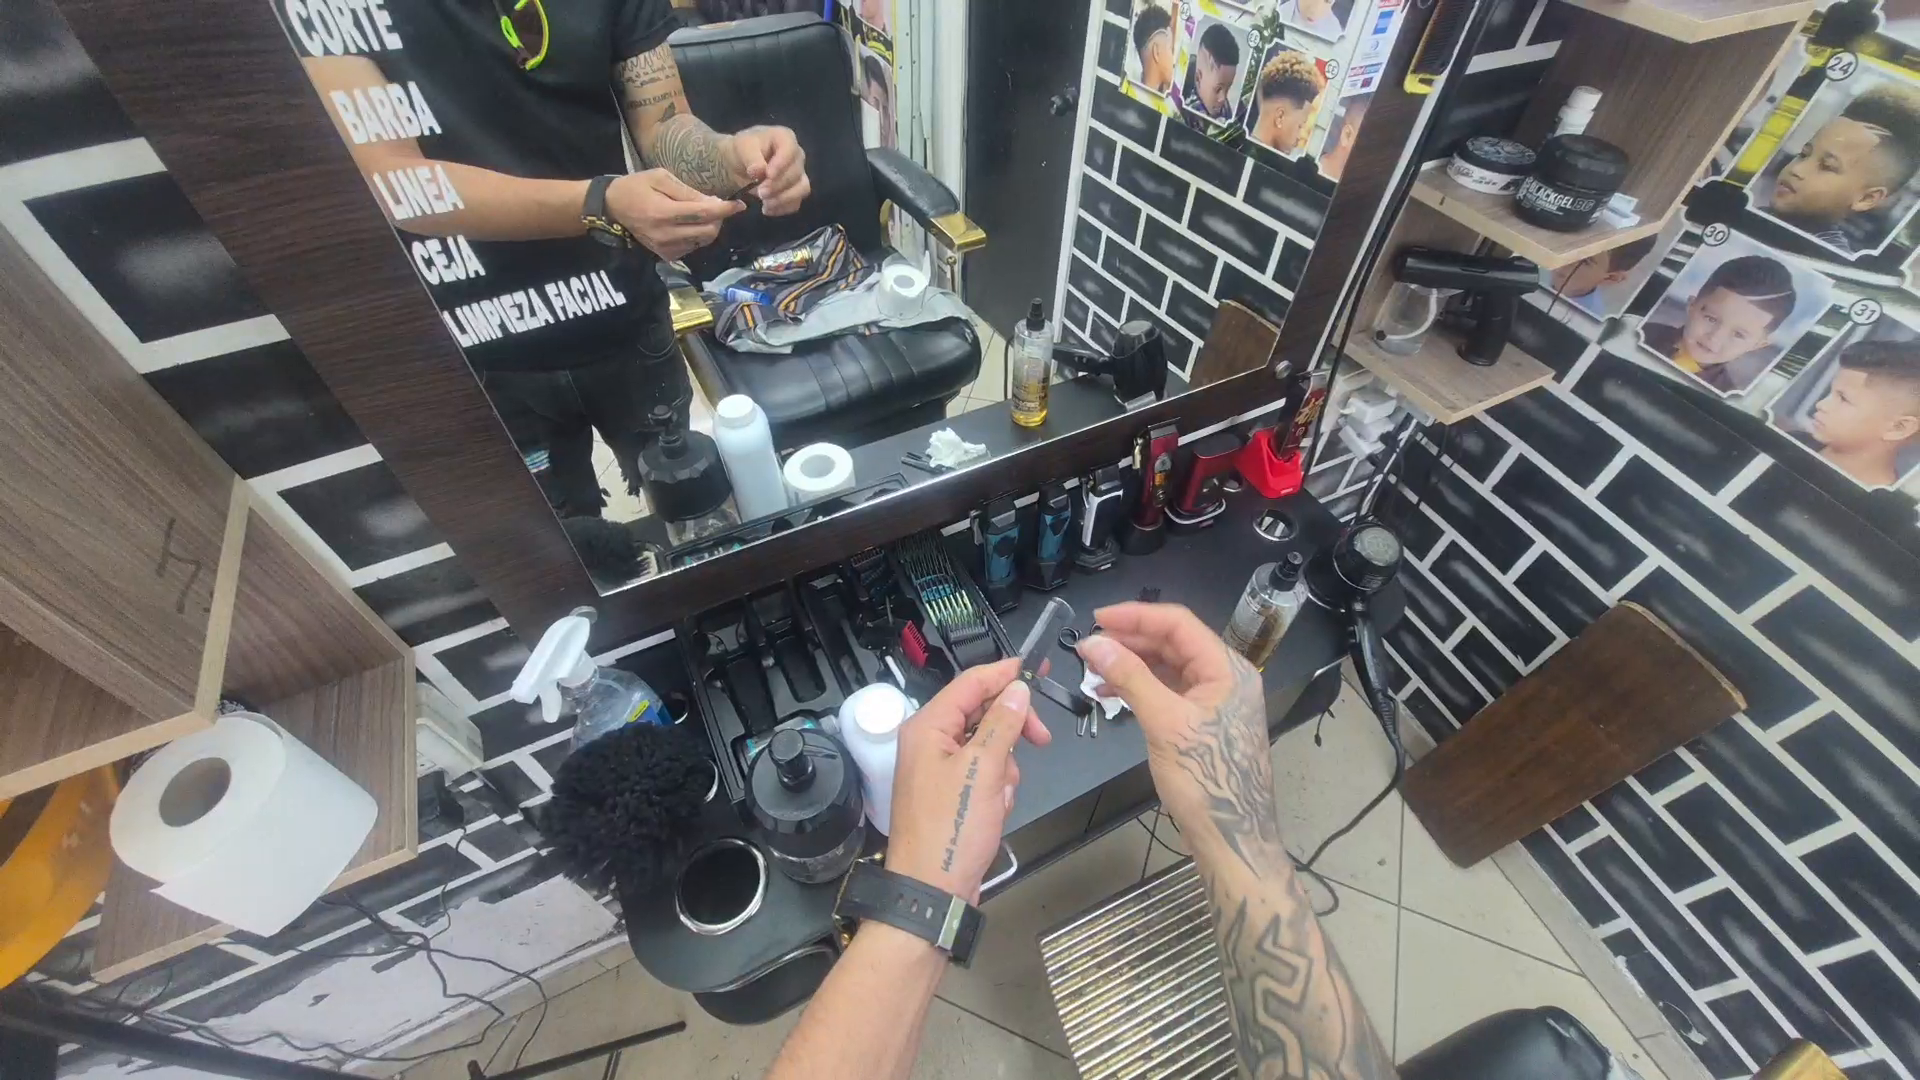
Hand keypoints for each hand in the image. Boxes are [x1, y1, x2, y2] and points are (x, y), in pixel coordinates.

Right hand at [604, 169, 743, 259]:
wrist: (614, 209)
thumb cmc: (637, 187)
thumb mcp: (660, 178)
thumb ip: (688, 192)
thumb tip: (713, 202)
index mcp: (664, 213)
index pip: (703, 214)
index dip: (724, 209)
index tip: (739, 204)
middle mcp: (667, 235)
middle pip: (708, 231)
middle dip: (718, 218)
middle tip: (715, 206)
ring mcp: (668, 249)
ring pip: (703, 240)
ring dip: (708, 227)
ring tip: (699, 214)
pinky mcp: (668, 256)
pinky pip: (694, 246)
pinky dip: (697, 235)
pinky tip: (687, 225)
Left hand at [731, 126, 809, 215]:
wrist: (740, 164)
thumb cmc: (743, 150)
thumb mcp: (742, 147)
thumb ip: (751, 157)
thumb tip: (759, 172)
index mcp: (785, 138)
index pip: (790, 150)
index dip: (781, 164)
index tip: (767, 175)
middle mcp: (797, 156)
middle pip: (796, 173)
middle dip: (778, 185)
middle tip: (761, 192)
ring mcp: (799, 175)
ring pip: (801, 189)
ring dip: (783, 199)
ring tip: (765, 203)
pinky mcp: (796, 192)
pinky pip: (796, 203)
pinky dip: (782, 208)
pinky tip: (767, 209)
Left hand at [886, 658, 1051, 902]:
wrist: (932, 894)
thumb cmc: (951, 830)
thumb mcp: (983, 769)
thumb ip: (1002, 723)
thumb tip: (1017, 688)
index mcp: (927, 726)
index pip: (970, 683)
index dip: (1005, 673)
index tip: (1037, 668)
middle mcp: (928, 741)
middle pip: (981, 713)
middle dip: (1011, 730)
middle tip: (1042, 739)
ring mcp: (939, 769)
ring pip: (988, 745)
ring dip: (1004, 767)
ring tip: (999, 795)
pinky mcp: (950, 793)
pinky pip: (983, 773)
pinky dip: (997, 787)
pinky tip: (995, 810)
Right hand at [1075, 603, 1283, 867]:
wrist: (1232, 840)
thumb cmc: (1206, 781)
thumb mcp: (1164, 723)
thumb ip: (1129, 677)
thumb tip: (1093, 643)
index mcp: (1226, 669)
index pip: (1178, 624)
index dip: (1136, 616)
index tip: (1096, 619)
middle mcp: (1224, 677)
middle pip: (1171, 642)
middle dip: (1129, 640)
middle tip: (1090, 646)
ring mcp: (1213, 700)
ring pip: (1166, 666)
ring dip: (1130, 664)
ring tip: (1093, 669)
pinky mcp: (1201, 721)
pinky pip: (1166, 690)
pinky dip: (1137, 687)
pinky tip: (1109, 693)